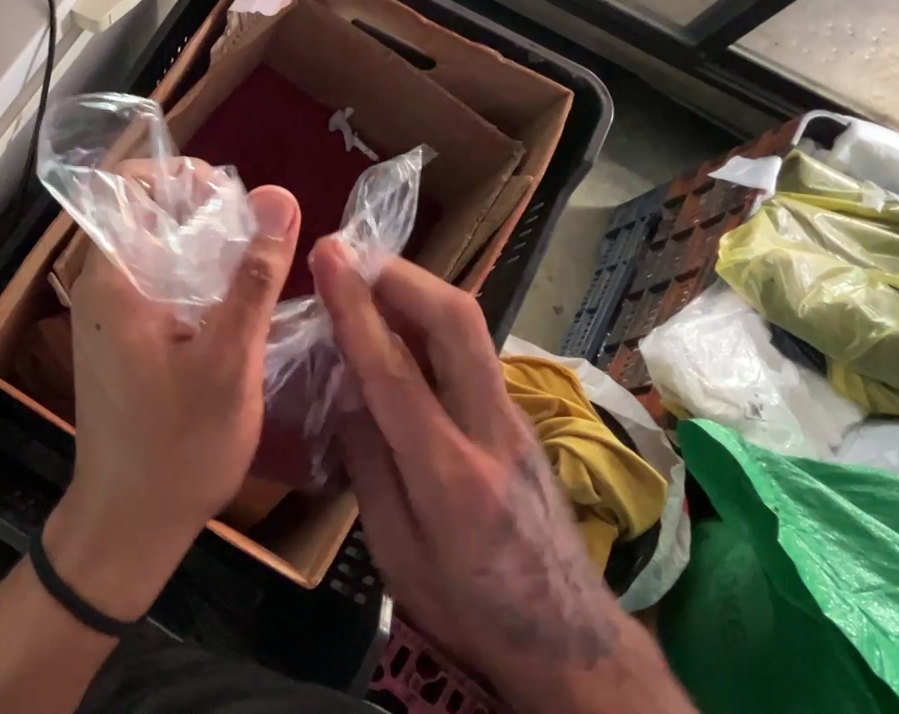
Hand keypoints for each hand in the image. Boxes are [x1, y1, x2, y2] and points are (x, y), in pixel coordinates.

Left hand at [55, 184, 299, 614]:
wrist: (128, 522)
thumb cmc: (178, 446)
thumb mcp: (230, 359)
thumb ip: (254, 275)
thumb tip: (278, 195)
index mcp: (112, 278)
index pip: (126, 186)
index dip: (178, 174)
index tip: (229, 196)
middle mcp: (100, 286)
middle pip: (144, 214)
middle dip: (200, 210)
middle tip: (255, 232)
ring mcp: (108, 314)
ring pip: (154, 250)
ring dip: (202, 246)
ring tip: (255, 263)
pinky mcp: (122, 339)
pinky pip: (155, 284)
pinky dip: (193, 278)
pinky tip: (234, 302)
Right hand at [311, 241, 688, 712]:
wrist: (570, 643)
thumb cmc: (469, 610)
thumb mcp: (397, 555)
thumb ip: (370, 468)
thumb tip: (349, 394)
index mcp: (449, 474)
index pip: (393, 371)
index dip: (355, 307)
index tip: (327, 257)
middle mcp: (492, 431)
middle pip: (457, 323)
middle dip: (401, 275)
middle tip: (350, 256)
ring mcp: (516, 421)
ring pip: (470, 331)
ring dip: (415, 292)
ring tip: (366, 280)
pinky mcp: (521, 422)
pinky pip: (472, 356)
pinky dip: (428, 327)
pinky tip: (397, 335)